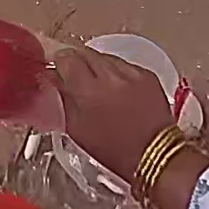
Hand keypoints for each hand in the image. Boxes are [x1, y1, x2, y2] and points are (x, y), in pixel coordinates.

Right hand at [54, 47, 208, 208]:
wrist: (155, 156)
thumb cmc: (113, 150)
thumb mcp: (76, 128)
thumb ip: (62, 97)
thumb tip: (53, 77)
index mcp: (89, 91)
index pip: (66, 58)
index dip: (59, 62)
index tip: (58, 69)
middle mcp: (110, 76)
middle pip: (84, 52)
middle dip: (76, 62)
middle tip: (75, 76)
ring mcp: (131, 73)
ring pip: (104, 56)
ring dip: (96, 65)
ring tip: (98, 85)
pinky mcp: (147, 74)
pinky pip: (123, 64)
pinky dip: (115, 72)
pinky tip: (117, 89)